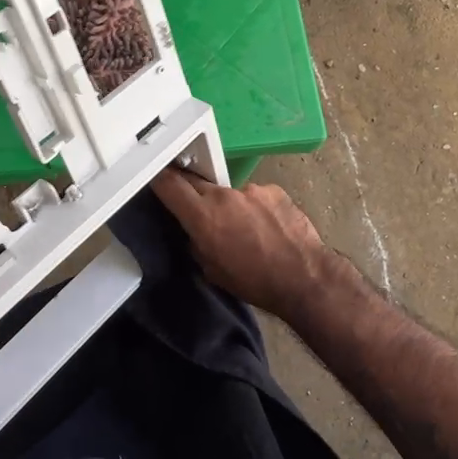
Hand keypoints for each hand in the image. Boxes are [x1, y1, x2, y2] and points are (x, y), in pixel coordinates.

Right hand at [152, 168, 336, 316]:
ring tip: (246, 230)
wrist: (302, 275)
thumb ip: (197, 243)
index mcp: (203, 216)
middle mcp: (224, 195)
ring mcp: (251, 189)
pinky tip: (267, 227)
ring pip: (230, 192)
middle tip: (199, 211)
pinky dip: (255, 207)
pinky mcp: (274, 189)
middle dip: (194, 194)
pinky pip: (255, 195)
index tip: (154, 177)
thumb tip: (195, 231)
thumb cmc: (254, 281)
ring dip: (230, 206)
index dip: (159, 179)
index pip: (170, 184)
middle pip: (198, 183)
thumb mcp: (212, 270)